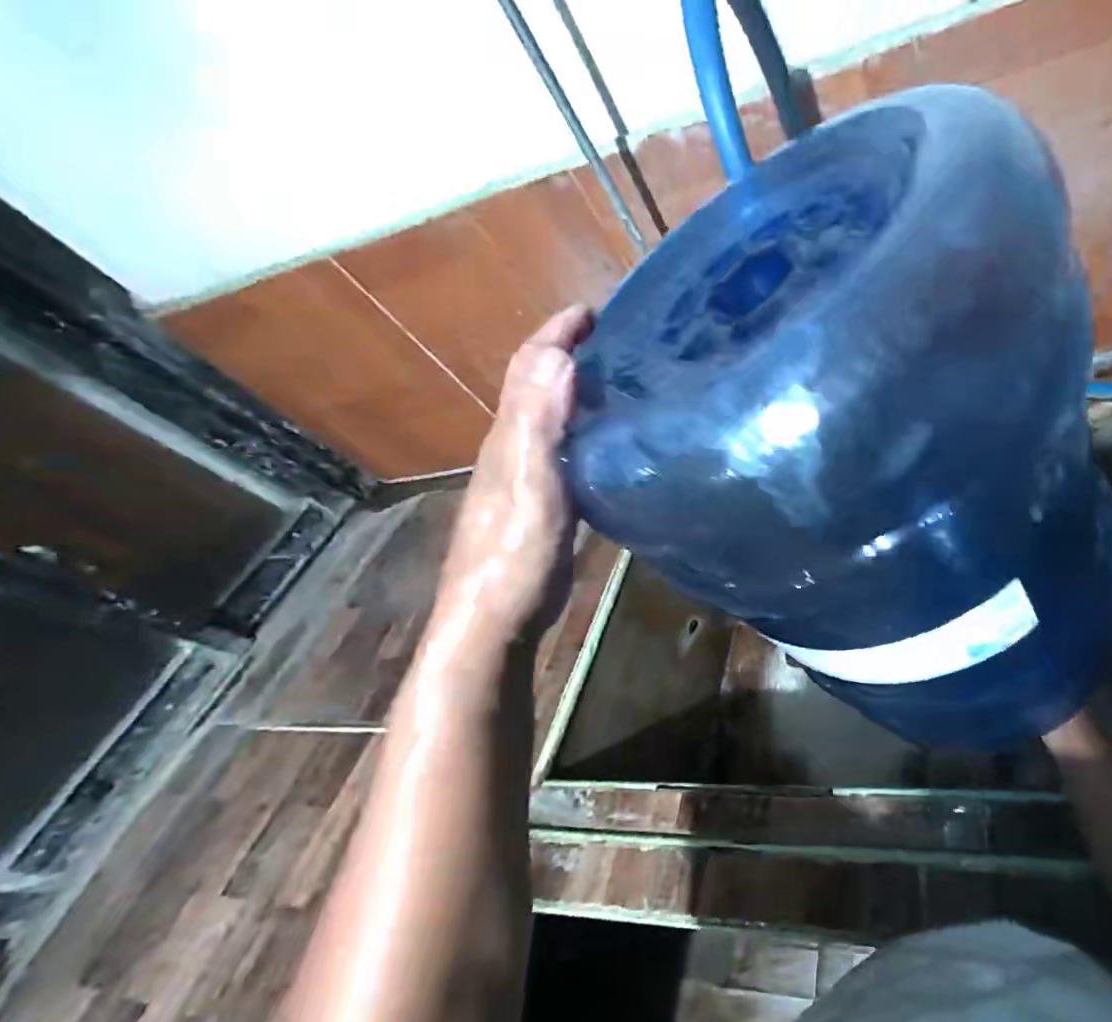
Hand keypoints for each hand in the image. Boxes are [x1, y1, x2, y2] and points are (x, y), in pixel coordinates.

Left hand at [433, 305, 592, 641]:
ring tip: (617, 382)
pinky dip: (582, 432)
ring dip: (574, 392)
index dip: (555, 333)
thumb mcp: (530, 485)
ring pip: (548, 420)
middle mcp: (511, 450)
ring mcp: (524, 481)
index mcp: (508, 437)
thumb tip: (556, 356)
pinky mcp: (540, 507)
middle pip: (537, 388)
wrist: (494, 621)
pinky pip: (562, 452)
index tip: (592, 310)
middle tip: (614, 341)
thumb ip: (538, 423)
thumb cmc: (514, 554)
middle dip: (567, 354)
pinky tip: (607, 443)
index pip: (529, 368)